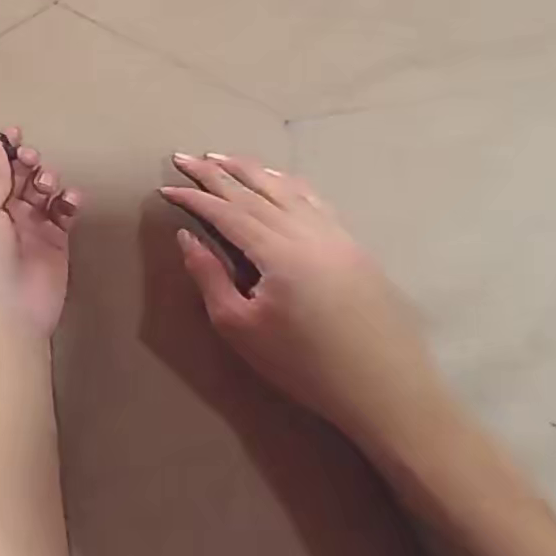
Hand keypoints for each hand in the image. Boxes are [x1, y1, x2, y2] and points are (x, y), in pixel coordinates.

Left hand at [0, 127, 81, 338]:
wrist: (12, 304)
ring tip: (48, 185)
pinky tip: (69, 202)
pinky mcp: (57, 239)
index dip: (3, 149)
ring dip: (47, 180)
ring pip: (44, 190)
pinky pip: (64, 212)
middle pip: (19, 175)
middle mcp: (5, 210)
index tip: (15, 131)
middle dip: (28, 162)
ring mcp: (32, 224)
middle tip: (34, 160)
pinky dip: (69, 202)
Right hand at [161, 154, 445, 445]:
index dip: (193, 197)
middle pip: (257, 194)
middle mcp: (314, 239)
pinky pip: (319, 206)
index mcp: (282, 255)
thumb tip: (186, 237)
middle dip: (216, 173)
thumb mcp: (237, 324)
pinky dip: (291, 187)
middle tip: (184, 156)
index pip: (227, 212)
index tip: (164, 187)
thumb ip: (208, 275)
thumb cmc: (303, 365)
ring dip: (253, 172)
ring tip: (223, 157)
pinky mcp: (358, 254)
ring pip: (291, 193)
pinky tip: (278, 180)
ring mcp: (343, 244)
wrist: (392, 399)